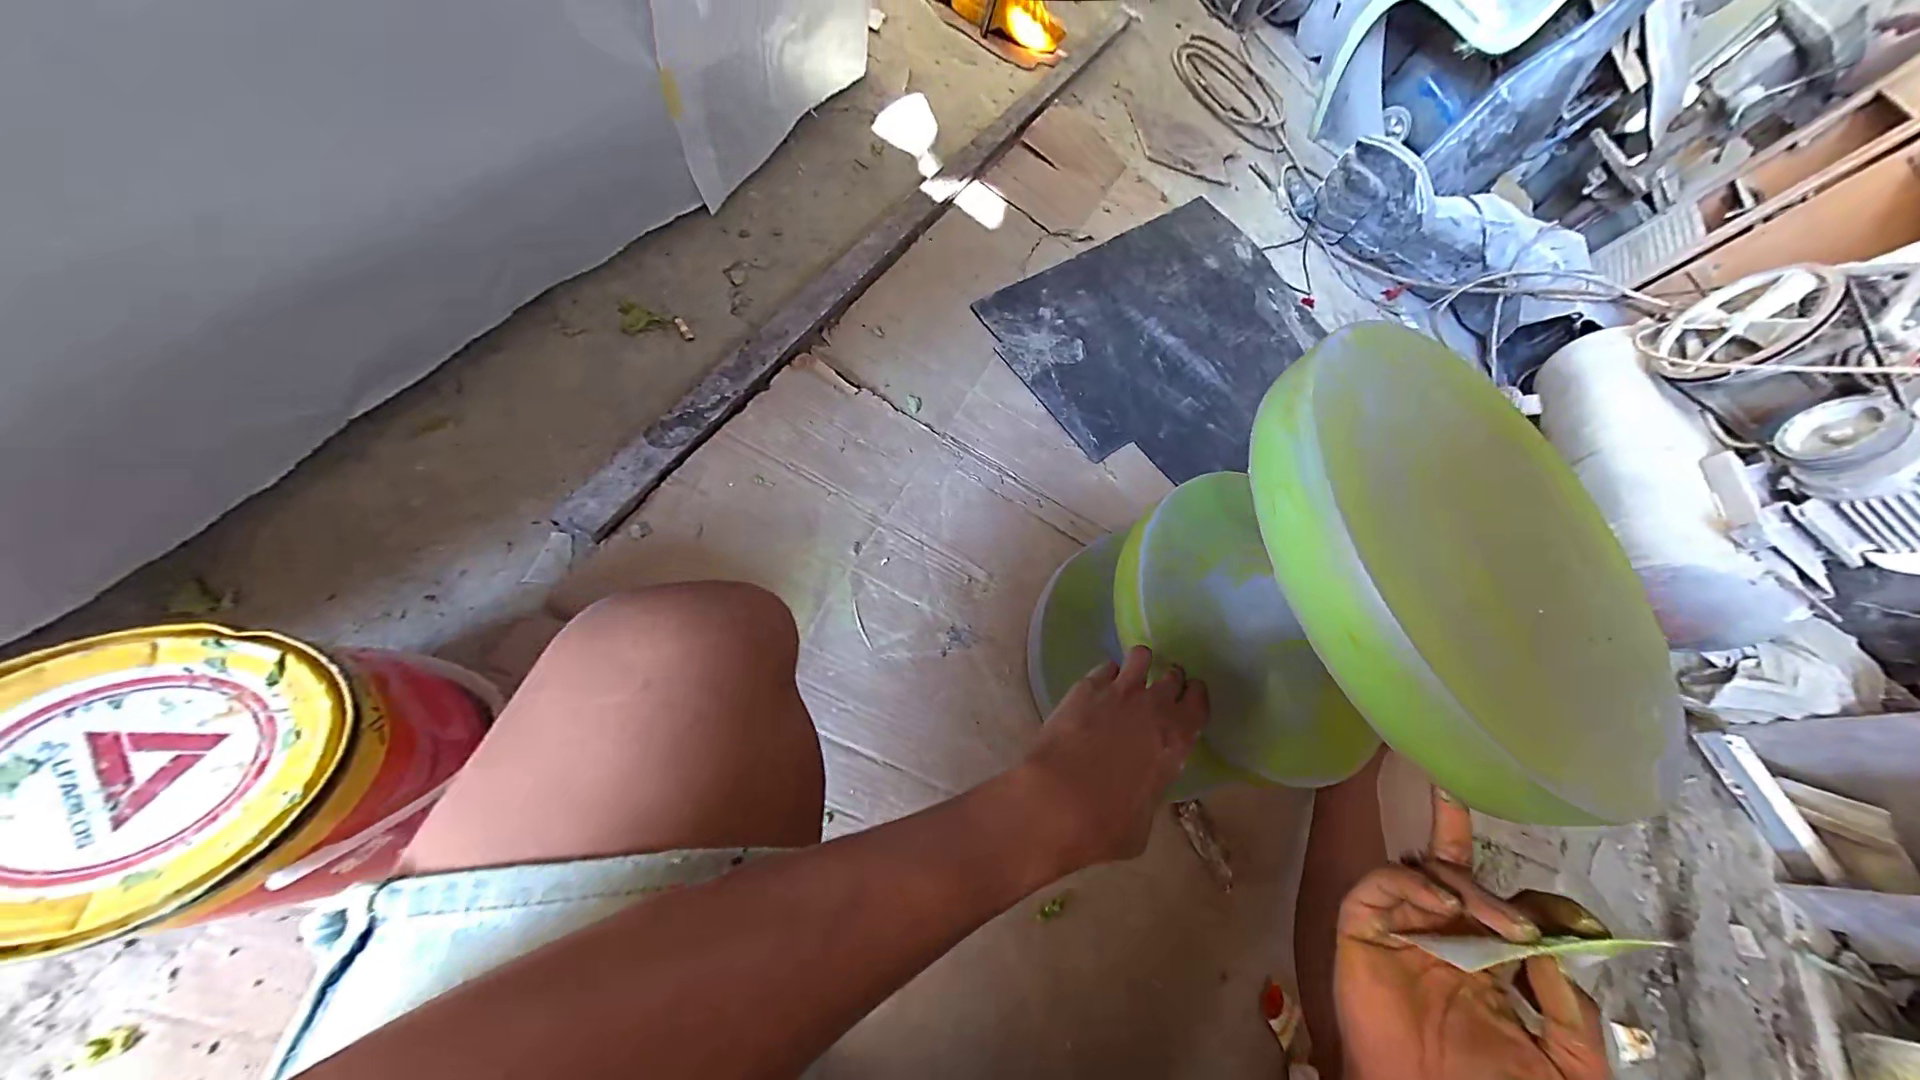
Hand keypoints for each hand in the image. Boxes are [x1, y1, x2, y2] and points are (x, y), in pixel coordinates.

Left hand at [1017, 645, 1207, 869]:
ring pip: (1140, 658)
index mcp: (1176, 740)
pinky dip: (1104, 675)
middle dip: (1169, 679)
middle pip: (1172, 677)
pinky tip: (1097, 687)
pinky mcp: (1085, 687)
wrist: (1060, 799)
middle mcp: (1153, 707)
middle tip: (1159, 688)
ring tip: (1130, 676)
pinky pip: (1104, 668)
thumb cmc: (1108, 823)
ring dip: (1138, 665)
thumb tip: (1139, 788)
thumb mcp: (1145, 819)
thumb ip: (1149, 790)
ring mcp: (1118, 691)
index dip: (1193, 697)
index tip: (1188, 697)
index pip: (1198, 703)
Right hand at [1334, 789, 1607, 1079]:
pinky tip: (1442, 908)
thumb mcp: (1565, 1070)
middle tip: (1507, 896)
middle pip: (1451, 868)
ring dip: (1461, 887)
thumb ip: (1572, 1017)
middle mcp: (1442, 931)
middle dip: (1466, 844)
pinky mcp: (1360, 925)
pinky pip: (1378, 887)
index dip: (1540, 904)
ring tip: (1492, 923)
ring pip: (1420, 872)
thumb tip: (1554, 953)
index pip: (1507, 908)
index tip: (1576, 920)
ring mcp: (1399, 926)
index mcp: (1489, 962)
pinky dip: (1409, 885)